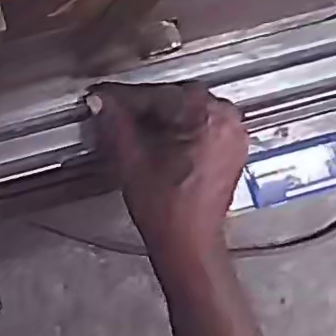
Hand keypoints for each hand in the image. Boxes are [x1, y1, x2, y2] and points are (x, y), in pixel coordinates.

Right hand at [89, 82, 247, 255]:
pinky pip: (203, 124)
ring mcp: (234, 134)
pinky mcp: (233, 149)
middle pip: (176, 97)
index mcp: (205, 116)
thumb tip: (101, 100)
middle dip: (145, 103)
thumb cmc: (165, 207)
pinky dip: (180, 126)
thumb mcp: (130, 159)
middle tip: (116, 111)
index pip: (157, 93)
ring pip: (190, 109)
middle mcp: (227, 120)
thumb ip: (115, 122)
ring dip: (163, 114)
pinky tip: (158, 139)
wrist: (189, 241)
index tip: (103, 98)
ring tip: (135, 126)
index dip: (124, 97)